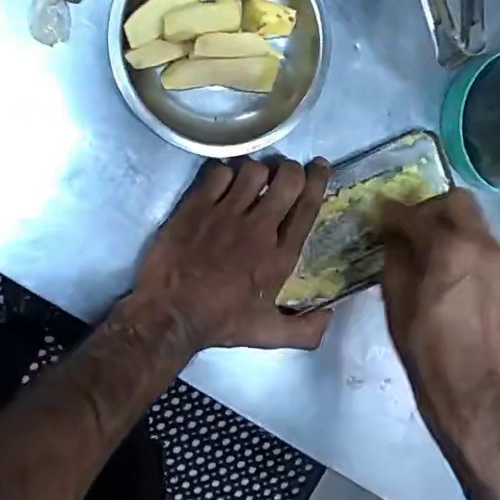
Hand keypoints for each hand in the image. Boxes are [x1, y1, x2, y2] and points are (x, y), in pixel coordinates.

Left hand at [131, 157, 334, 352]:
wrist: (169, 314)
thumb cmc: (220, 322)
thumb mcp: (268, 334)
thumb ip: (305, 330)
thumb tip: (330, 318)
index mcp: (280, 255)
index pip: (308, 207)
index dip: (317, 181)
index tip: (319, 166)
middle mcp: (259, 227)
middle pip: (286, 179)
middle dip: (290, 169)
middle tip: (284, 172)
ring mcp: (226, 213)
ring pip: (253, 170)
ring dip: (257, 170)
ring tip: (252, 179)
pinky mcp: (196, 206)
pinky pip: (219, 172)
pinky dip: (225, 172)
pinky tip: (222, 183)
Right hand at [380, 190, 499, 435]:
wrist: (465, 380)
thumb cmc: (423, 340)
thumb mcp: (396, 293)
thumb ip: (395, 252)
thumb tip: (392, 230)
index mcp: (450, 246)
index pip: (415, 214)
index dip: (392, 213)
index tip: (379, 215)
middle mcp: (480, 242)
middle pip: (455, 200)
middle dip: (428, 207)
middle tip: (408, 227)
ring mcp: (497, 255)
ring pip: (471, 216)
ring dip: (447, 221)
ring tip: (424, 245)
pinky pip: (479, 237)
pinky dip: (460, 238)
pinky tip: (442, 261)